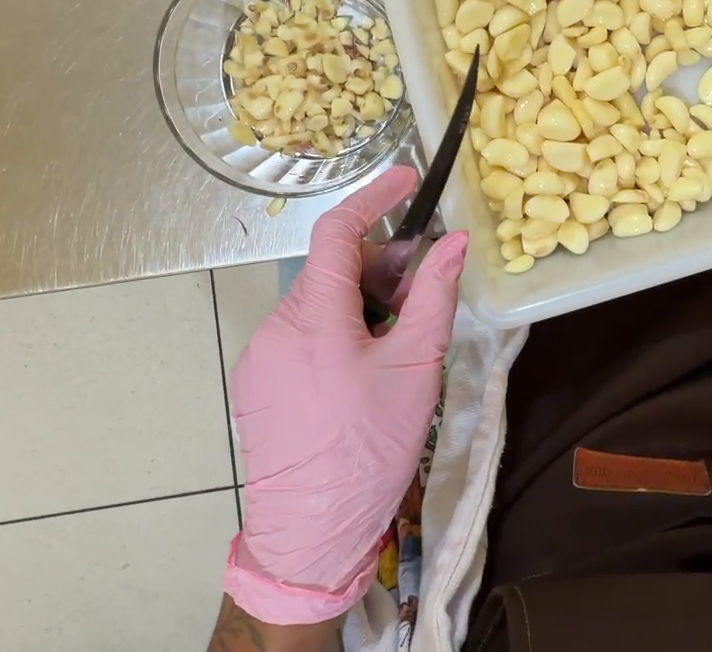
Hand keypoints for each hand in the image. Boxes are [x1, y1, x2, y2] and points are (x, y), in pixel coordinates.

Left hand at [224, 165, 468, 624]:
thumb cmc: (370, 446)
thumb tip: (455, 240)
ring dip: (363, 299)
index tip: (409, 178)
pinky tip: (365, 365)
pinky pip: (303, 331)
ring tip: (400, 338)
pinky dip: (339, 327)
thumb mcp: (416, 367)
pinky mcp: (257, 381)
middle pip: (333, 267)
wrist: (311, 534)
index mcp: (314, 317)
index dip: (373, 195)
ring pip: (320, 300)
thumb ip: (433, 295)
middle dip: (383, 264)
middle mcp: (277, 325)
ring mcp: (261, 355)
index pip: (336, 231)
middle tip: (425, 288)